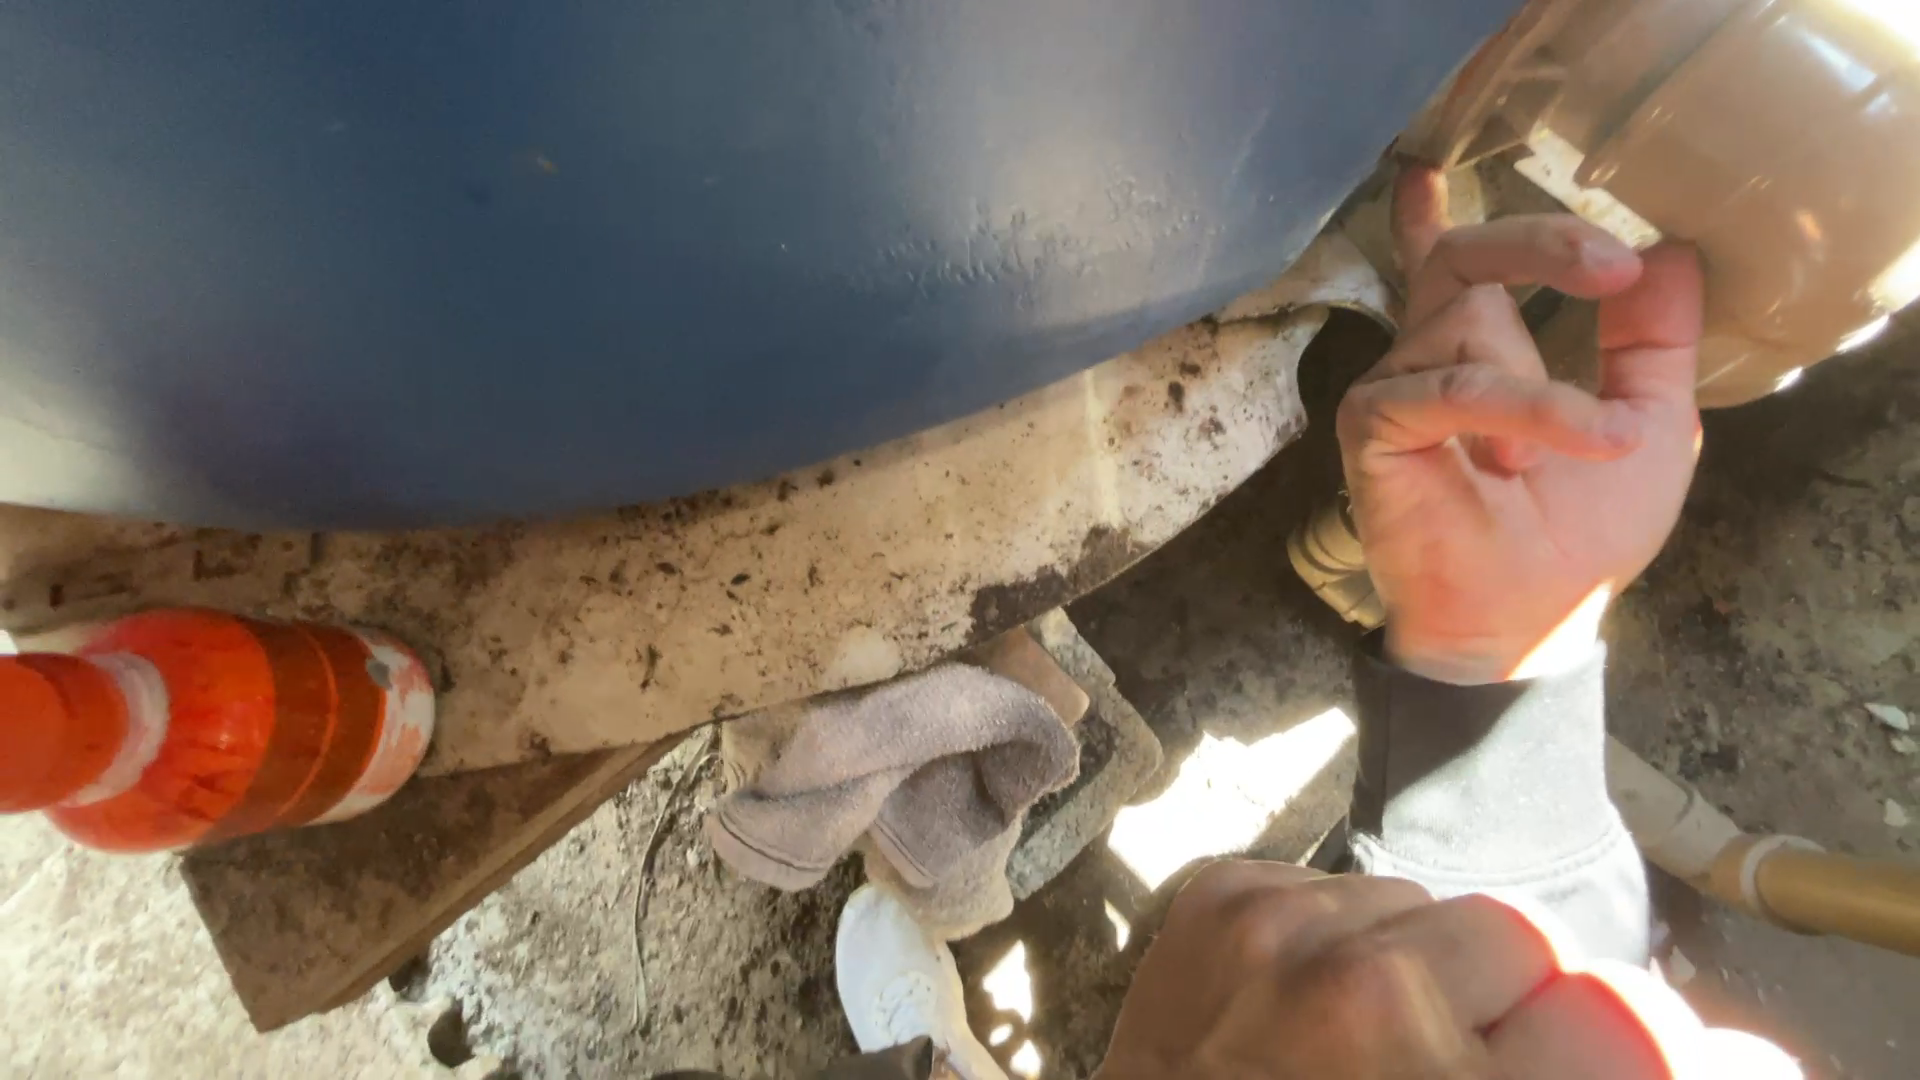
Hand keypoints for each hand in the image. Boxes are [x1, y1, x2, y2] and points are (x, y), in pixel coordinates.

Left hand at [1095, 862, 1798, 1078]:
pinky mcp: (1221, 888)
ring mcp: (1281, 924)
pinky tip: (1299, 991)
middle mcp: (1372, 989)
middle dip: (1503, 992)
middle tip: (1447, 1053)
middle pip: (1518, 928)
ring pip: (1417, 896)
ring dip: (1413, 954)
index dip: (1619, 1038)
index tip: (1576, 1051)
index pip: (1624, 1015)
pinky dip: (1333, 930)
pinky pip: (1329, 881)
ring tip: (1360, 1028)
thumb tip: (1740, 1051)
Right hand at [1338, 165, 1704, 683]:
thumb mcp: (1647, 423)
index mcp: (1479, 360)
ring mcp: (1390, 393)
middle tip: (1609, 272)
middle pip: (1455, 259)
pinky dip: (1518, 412)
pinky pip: (1451, 386)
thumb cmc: (1576, 535)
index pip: (1443, 274)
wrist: (1523, 613)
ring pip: (1467, 325)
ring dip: (1543, 390)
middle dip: (1533, 245)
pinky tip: (1546, 457)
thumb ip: (1648, 344)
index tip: (1420, 178)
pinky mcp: (1370, 426)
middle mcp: (1425, 364)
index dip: (1423, 223)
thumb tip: (1669, 255)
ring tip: (1556, 463)